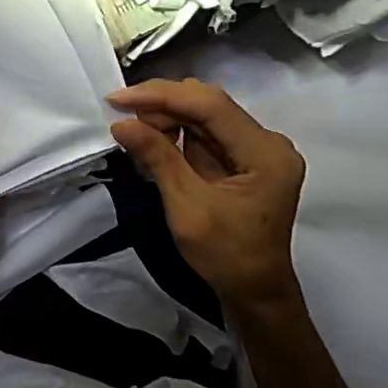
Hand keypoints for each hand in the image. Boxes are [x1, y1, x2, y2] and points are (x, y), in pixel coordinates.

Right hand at [107, 78, 306, 308]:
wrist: (254, 292)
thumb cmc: (225, 255)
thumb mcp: (186, 207)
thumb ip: (157, 158)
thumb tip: (120, 123)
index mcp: (265, 153)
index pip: (210, 105)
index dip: (162, 96)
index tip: (120, 98)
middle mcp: (267, 141)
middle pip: (208, 104)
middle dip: (162, 107)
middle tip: (124, 120)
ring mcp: (257, 148)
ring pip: (204, 114)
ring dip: (167, 118)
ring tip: (136, 133)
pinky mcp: (243, 156)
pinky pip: (206, 132)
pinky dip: (177, 133)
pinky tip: (153, 139)